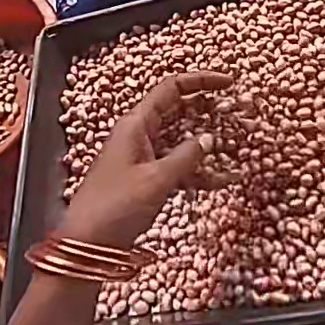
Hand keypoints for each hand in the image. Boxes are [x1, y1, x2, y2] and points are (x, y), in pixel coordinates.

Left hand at [56, 71, 231, 249]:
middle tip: (236, 111)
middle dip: (207, 110)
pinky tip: (222, 180)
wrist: (87, 244)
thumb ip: (186, 156)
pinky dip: (197, 171)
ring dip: (205, 143)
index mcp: (136, 124)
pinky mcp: (145, 178)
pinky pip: (176, 166)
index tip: (228, 82)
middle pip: (178, 111)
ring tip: (236, 145)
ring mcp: (142, 156)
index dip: (200, 81)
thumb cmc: (116, 205)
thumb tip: (210, 137)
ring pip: (180, 140)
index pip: (171, 88)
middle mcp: (139, 134)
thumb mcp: (156, 179)